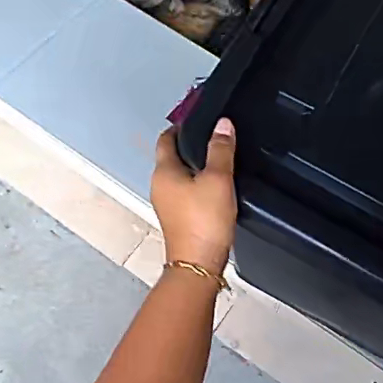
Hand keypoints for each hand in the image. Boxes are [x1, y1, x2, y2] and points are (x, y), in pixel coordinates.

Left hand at [152, 119, 237, 272]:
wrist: (198, 264)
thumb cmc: (204, 221)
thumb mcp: (218, 179)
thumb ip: (221, 149)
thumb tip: (223, 123)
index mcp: (164, 171)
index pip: (166, 138)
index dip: (181, 126)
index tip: (200, 118)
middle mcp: (160, 185)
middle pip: (173, 156)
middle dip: (191, 145)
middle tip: (216, 137)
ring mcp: (167, 204)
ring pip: (181, 176)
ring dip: (196, 166)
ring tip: (220, 159)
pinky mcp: (178, 218)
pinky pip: (187, 193)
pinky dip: (199, 185)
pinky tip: (217, 186)